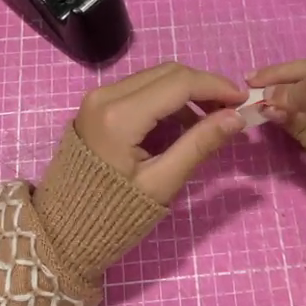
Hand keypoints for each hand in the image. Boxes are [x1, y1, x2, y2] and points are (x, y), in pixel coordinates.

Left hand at [73, 63, 249, 202]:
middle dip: (203, 87)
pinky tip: (184, 123)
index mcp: (120, 115)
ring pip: (155, 78)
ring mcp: (99, 97)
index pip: (179, 83)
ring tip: (212, 119)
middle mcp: (106, 94)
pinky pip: (141, 89)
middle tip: (232, 110)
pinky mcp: (98, 104)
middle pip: (168, 73)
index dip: (215, 87)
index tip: (243, 99)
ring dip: (187, 92)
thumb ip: (199, 145)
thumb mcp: (162, 183)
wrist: (61, 232)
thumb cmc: (114, 215)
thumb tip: (236, 117)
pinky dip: (167, 99)